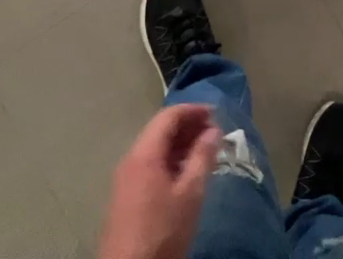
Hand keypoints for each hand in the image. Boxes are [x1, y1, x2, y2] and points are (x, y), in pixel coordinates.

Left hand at [98, 104, 220, 258]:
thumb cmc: (162, 231)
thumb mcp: (190, 194)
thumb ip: (202, 158)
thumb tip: (213, 130)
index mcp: (144, 154)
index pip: (168, 117)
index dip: (193, 110)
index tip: (217, 114)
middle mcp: (131, 160)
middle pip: (160, 131)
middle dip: (188, 127)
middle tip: (215, 133)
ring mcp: (126, 179)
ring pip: (155, 149)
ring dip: (181, 145)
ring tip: (206, 152)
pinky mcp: (127, 196)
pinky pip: (150, 166)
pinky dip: (171, 161)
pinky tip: (187, 173)